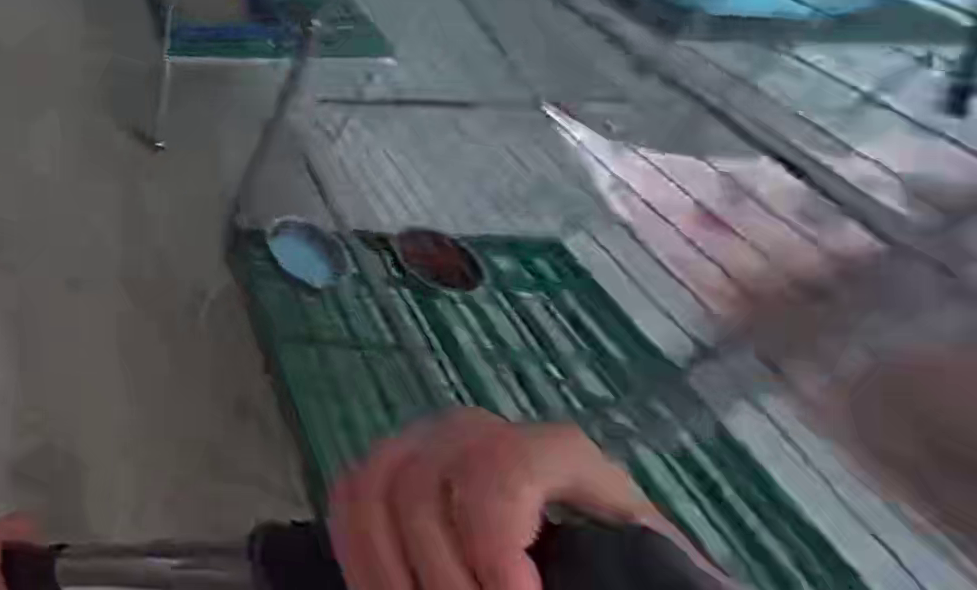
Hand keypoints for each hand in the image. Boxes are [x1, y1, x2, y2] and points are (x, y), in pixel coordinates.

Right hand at [328, 409, 690, 589]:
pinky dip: (356, 549)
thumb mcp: (657, 582)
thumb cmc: (640, 578)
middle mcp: (476, 432)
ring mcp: (425, 444)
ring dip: (385, 568)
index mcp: (556, 454)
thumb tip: (545, 585)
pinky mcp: (391, 468)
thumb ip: (632, 577)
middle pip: (422, 484)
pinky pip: (349, 494)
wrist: (594, 566)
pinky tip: (378, 589)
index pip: (503, 464)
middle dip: (439, 577)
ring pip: (371, 487)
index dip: (493, 535)